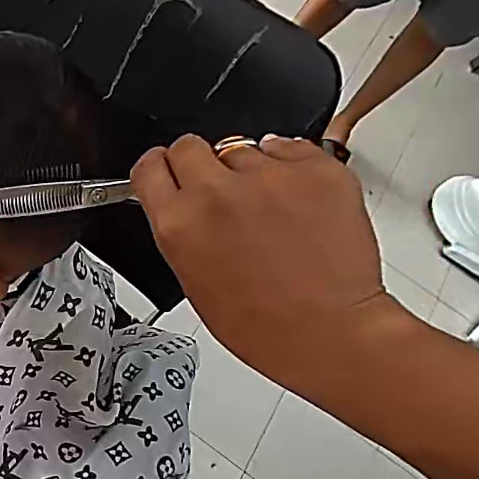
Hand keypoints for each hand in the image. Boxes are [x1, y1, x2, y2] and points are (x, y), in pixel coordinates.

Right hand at [131, 134, 409, 385]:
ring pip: (244, 149)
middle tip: (221, 191)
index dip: (160, 169)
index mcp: (179, 226)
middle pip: (190, 146)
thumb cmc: (266, 327)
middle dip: (200, 164)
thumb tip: (185, 208)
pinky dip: (290, 170)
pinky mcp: (313, 168)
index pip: (149, 168)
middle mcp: (217, 193)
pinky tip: (297, 205)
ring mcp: (268, 176)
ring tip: (272, 214)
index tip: (169, 170)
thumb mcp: (196, 286)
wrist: (329, 332)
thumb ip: (184, 234)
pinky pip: (290, 149)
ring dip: (251, 173)